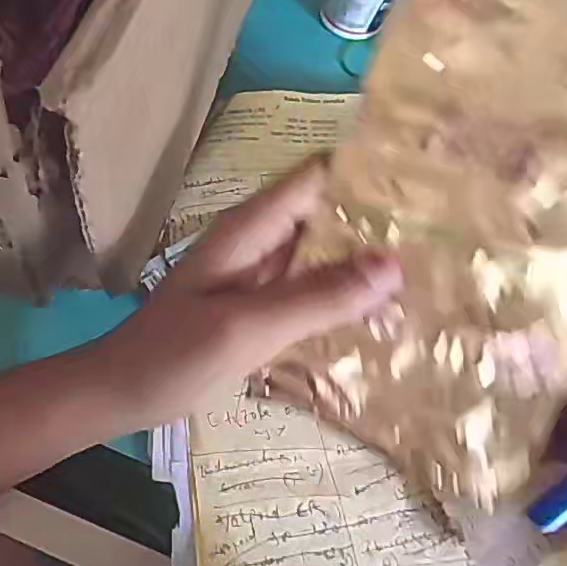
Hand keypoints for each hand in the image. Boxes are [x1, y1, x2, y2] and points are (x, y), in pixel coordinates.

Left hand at [100, 160, 401, 429]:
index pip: (316, 178)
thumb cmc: (172, 355)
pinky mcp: (259, 306)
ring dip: (363, 260)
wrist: (120, 392)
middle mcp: (257, 242)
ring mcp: (258, 275)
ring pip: (320, 253)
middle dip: (376, 220)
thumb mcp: (246, 327)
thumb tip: (392, 264)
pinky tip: (379, 312)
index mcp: (249, 229)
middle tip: (446, 236)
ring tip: (431, 270)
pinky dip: (341, 294)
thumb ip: (315, 297)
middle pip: (325, 214)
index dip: (366, 173)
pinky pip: (308, 289)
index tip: (427, 183)